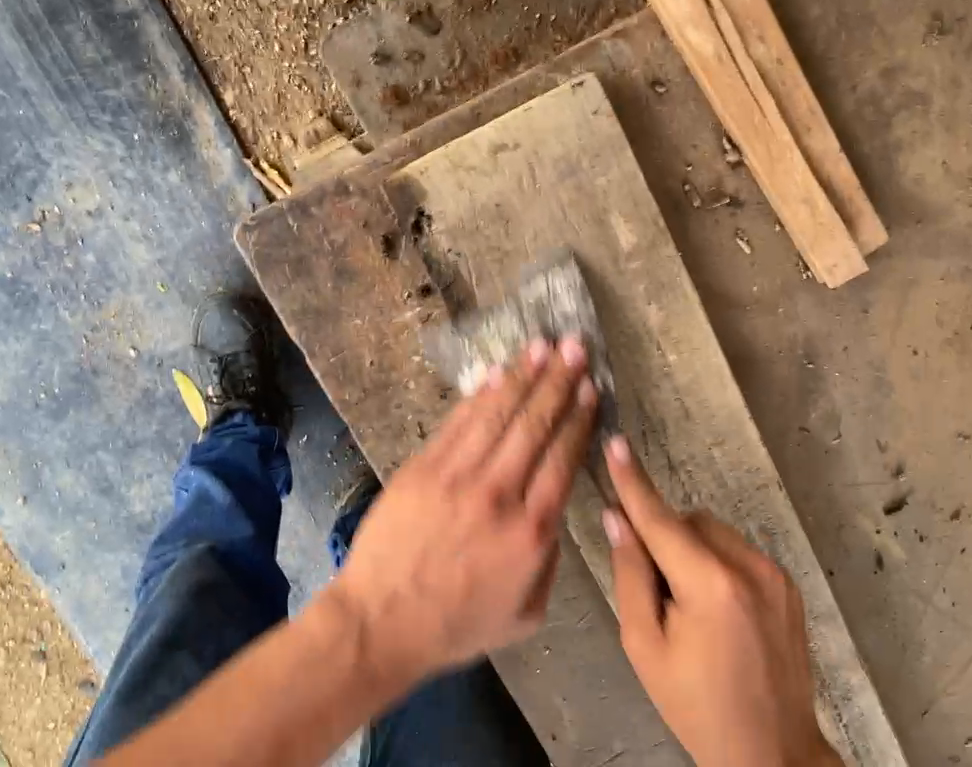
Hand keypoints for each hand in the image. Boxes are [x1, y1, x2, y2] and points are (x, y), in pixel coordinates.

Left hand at [328, 337, 598, 683]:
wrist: (380, 623)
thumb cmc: (455, 625)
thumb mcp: (525, 614)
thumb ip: (549, 562)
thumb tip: (554, 514)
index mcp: (530, 533)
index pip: (563, 460)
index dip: (579, 419)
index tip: (591, 389)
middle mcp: (499, 495)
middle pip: (535, 425)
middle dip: (558, 382)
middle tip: (575, 348)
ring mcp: (457, 476)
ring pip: (498, 414)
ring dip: (523, 375)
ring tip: (543, 345)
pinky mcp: (422, 468)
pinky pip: (458, 422)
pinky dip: (479, 395)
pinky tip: (497, 373)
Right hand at [602, 435, 839, 766]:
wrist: (772, 753)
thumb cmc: (697, 705)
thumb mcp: (644, 647)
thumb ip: (629, 574)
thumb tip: (616, 518)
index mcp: (710, 585)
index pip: (659, 519)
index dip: (633, 481)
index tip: (615, 443)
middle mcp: (749, 567)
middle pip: (688, 522)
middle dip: (664, 539)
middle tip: (655, 588)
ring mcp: (774, 573)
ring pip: (713, 532)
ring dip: (691, 550)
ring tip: (688, 605)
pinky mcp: (786, 583)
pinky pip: (737, 551)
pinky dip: (716, 564)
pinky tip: (715, 610)